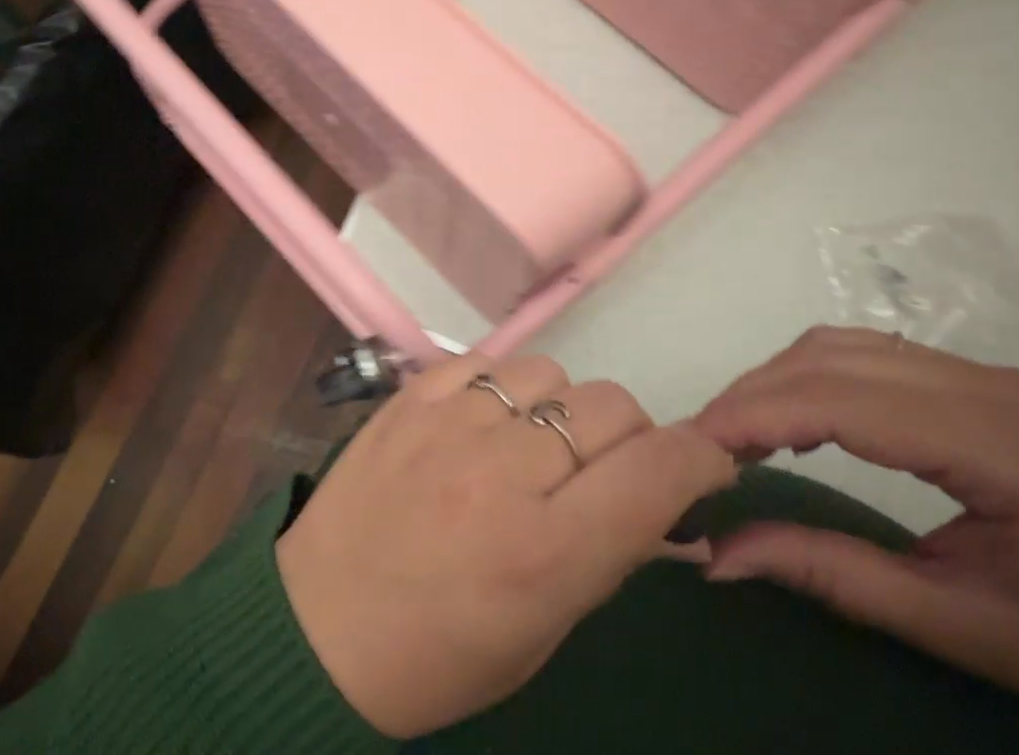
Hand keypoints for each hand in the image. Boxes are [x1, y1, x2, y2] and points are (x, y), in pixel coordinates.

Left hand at [276, 353, 735, 738]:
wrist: (318, 631)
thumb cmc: (438, 656)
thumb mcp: (544, 629)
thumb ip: (604, 552)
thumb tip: (653, 497)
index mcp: (549, 549)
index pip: (662, 466)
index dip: (700, 459)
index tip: (698, 469)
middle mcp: (503, 472)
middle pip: (613, 406)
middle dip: (632, 438)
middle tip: (603, 472)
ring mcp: (448, 425)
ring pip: (551, 374)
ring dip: (562, 409)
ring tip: (533, 447)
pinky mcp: (406, 401)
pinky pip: (485, 363)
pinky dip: (501, 389)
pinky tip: (482, 426)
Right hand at [694, 327, 1018, 742]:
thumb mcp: (959, 628)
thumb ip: (831, 575)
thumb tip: (715, 555)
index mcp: (1006, 450)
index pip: (847, 403)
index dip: (755, 414)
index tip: (688, 448)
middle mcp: (998, 391)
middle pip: (835, 360)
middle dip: (750, 396)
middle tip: (697, 449)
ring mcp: (995, 379)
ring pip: (848, 347)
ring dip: (776, 381)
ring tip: (734, 437)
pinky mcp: (987, 385)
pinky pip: (875, 357)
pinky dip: (812, 379)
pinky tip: (793, 423)